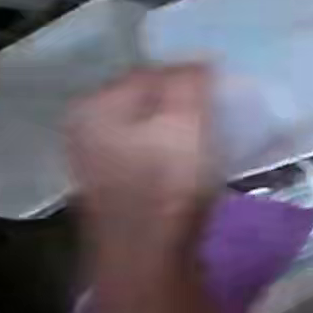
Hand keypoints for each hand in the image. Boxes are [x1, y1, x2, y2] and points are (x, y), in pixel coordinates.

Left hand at [65, 66, 218, 247]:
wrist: (150, 252)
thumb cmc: (169, 180)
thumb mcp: (186, 120)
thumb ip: (189, 81)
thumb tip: (196, 60)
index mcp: (96, 105)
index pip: (155, 70)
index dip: (194, 76)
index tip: (226, 91)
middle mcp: (86, 126)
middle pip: (152, 98)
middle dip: (189, 99)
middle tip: (226, 110)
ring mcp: (98, 157)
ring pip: (154, 123)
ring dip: (187, 124)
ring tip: (219, 134)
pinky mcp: (118, 182)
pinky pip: (154, 148)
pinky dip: (179, 147)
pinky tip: (200, 159)